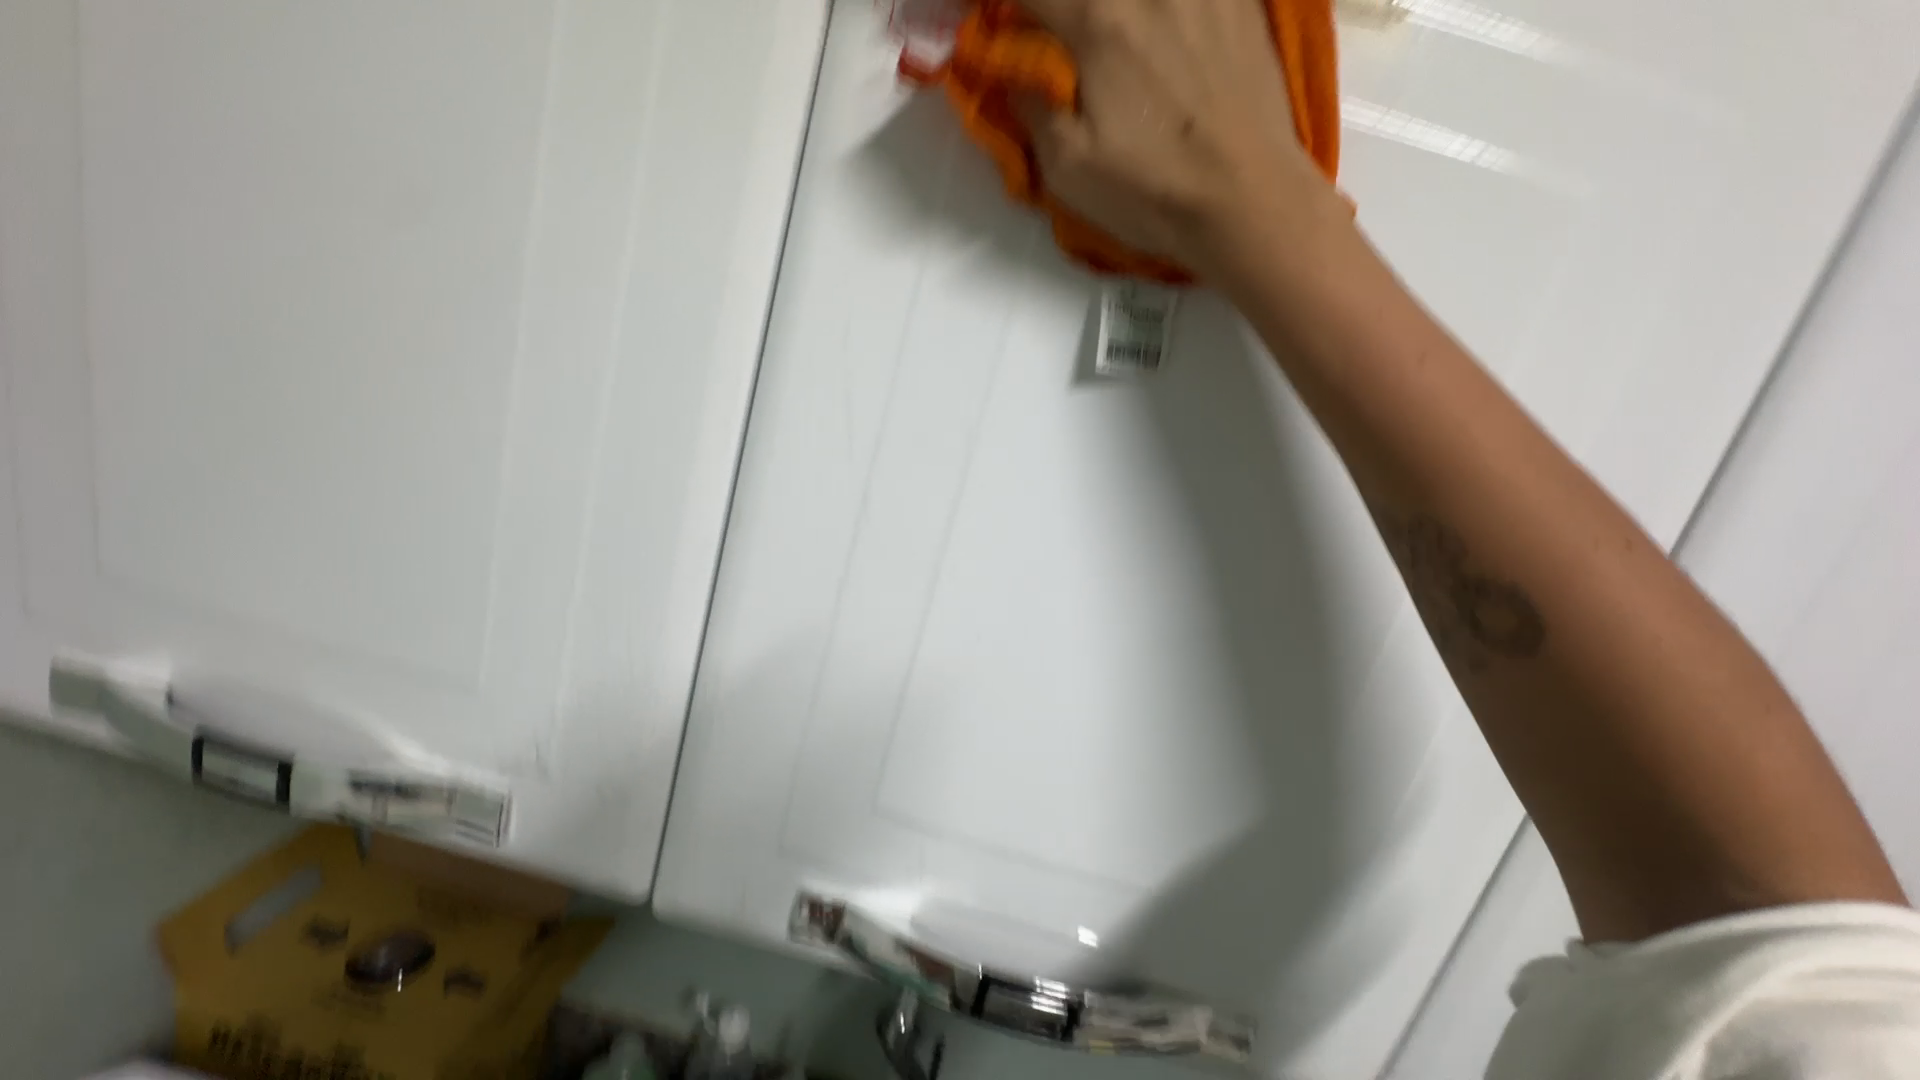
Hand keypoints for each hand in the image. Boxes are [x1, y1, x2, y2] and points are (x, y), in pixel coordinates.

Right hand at [1015, 0, 1341, 279]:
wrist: (1250, 201)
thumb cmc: (1154, 192)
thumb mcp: (1069, 168)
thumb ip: (1032, 107)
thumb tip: (1018, 71)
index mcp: (1098, 23)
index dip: (1001, 5)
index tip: (994, 21)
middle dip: (1061, 9)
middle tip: (1053, 34)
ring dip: (1111, 15)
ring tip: (1107, 37)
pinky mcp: (1242, 4)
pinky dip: (1167, 14)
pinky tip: (1161, 32)